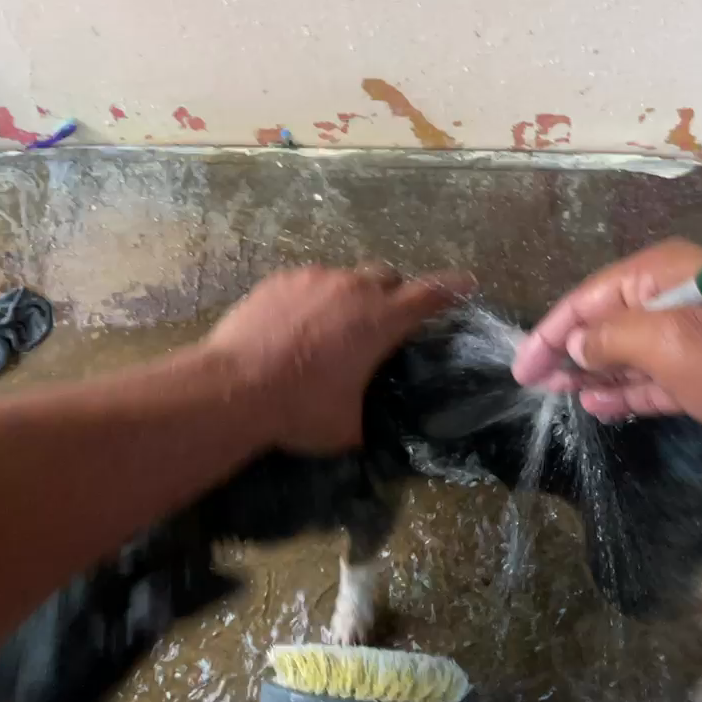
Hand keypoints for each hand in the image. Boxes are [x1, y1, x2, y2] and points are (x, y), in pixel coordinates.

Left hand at [207, 265, 473, 454]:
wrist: (233, 387)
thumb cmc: (299, 409)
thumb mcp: (347, 425)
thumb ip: (366, 412)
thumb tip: (366, 422)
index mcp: (380, 320)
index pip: (430, 294)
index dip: (452, 288)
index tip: (467, 283)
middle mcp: (353, 289)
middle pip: (387, 276)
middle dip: (393, 293)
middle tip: (384, 319)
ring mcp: (314, 278)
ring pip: (345, 277)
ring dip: (349, 297)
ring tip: (330, 328)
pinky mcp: (281, 279)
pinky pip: (309, 282)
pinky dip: (313, 298)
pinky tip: (295, 326)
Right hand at [512, 239, 701, 474]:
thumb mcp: (671, 346)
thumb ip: (613, 340)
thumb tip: (577, 346)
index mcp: (664, 276)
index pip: (589, 298)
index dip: (551, 332)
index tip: (521, 368)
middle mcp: (679, 297)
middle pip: (608, 322)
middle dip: (569, 352)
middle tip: (534, 385)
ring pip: (632, 353)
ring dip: (596, 374)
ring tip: (561, 397)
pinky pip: (660, 378)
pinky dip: (631, 390)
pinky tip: (605, 406)